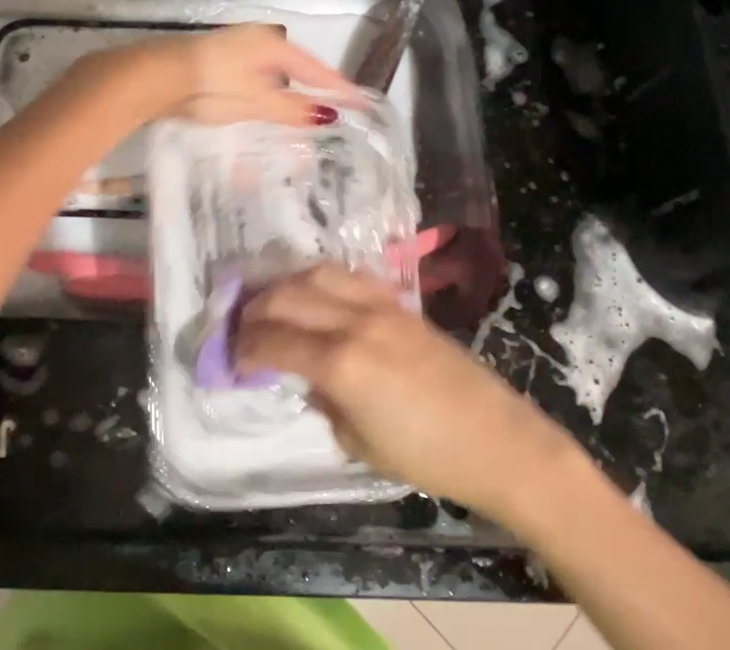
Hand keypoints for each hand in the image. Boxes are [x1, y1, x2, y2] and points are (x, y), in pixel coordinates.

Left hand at [115, 24, 357, 125]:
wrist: (157, 77)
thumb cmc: (212, 86)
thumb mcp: (256, 102)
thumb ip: (291, 109)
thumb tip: (327, 115)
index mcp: (273, 45)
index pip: (315, 68)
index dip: (337, 88)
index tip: (360, 104)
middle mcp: (257, 40)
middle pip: (295, 67)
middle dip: (314, 89)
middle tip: (334, 111)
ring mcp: (236, 48)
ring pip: (273, 74)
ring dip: (289, 94)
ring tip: (304, 115)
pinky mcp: (218, 62)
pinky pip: (255, 78)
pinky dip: (267, 94)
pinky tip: (267, 108)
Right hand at [237, 264, 583, 512]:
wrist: (499, 441)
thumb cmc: (427, 456)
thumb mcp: (358, 443)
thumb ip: (323, 402)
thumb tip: (305, 378)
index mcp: (341, 364)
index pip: (273, 341)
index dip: (243, 349)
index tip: (230, 360)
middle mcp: (355, 323)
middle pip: (287, 297)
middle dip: (253, 311)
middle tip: (239, 330)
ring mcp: (381, 307)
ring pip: (317, 274)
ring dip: (283, 286)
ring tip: (269, 304)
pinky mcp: (401, 304)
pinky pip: (349, 277)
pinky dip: (320, 280)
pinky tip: (313, 296)